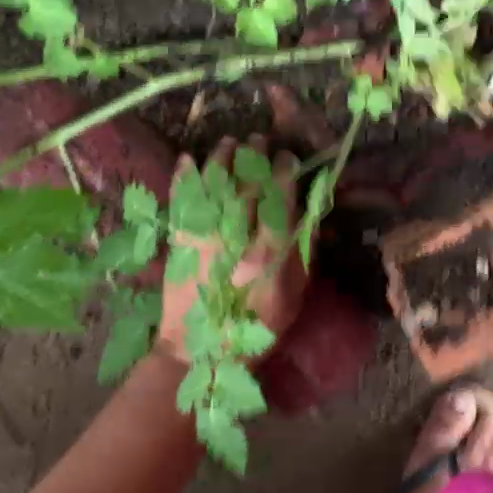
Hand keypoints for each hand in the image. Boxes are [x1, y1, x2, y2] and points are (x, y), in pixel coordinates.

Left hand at [156, 137, 308, 362]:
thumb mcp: (294, 294)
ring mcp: (204, 236)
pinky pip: (180, 201)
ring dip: (222, 158)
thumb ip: (303, 250)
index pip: (280, 197)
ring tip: (230, 142)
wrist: (200, 353)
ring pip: (213, 185)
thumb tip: (312, 210)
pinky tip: (187, 159)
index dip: (285, 171)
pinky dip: (183, 179)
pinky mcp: (179, 241)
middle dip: (255, 155)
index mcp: (269, 251)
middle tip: (260, 140)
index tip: (288, 158)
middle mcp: (236, 237)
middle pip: (247, 183)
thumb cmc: (257, 326)